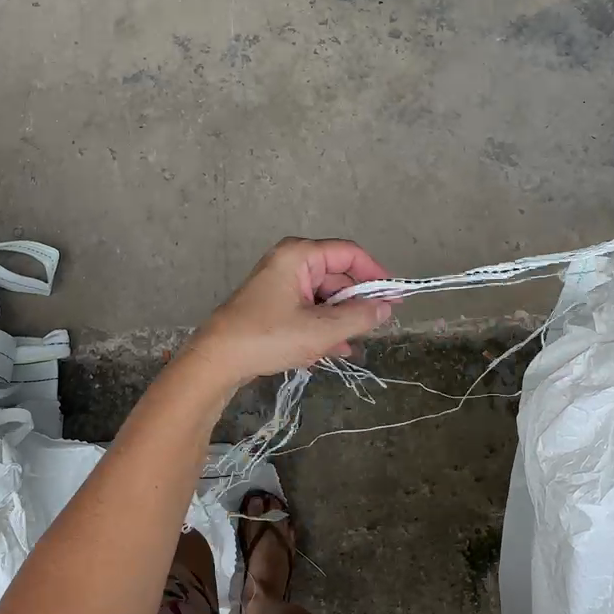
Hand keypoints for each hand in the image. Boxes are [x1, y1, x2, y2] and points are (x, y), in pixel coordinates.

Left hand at [183, 238, 395, 384]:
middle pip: (337, 275)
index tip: (395, 299)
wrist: (217, 360)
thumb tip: (385, 308)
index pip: (350, 254)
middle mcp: (290, 262)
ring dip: (340, 320)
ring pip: (324, 296)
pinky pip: (308, 309)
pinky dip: (322, 327)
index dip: (376, 274)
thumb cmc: (268, 337)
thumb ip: (358, 317)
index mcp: (299, 256)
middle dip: (355, 303)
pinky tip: (333, 352)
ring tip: (349, 346)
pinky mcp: (273, 305)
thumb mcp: (321, 330)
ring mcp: (280, 284)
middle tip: (373, 328)